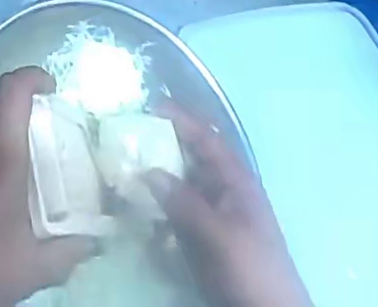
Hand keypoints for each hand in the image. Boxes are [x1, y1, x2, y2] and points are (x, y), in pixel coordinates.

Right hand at [147, 104, 310, 306]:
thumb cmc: (254, 271)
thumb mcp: (221, 237)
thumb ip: (185, 202)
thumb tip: (147, 170)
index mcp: (236, 182)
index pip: (207, 138)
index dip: (181, 119)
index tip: (149, 106)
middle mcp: (223, 191)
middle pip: (189, 157)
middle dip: (161, 143)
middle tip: (127, 134)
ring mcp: (213, 215)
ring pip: (179, 182)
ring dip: (155, 173)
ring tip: (123, 162)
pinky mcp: (202, 238)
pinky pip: (175, 210)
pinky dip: (157, 202)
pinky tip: (135, 200)